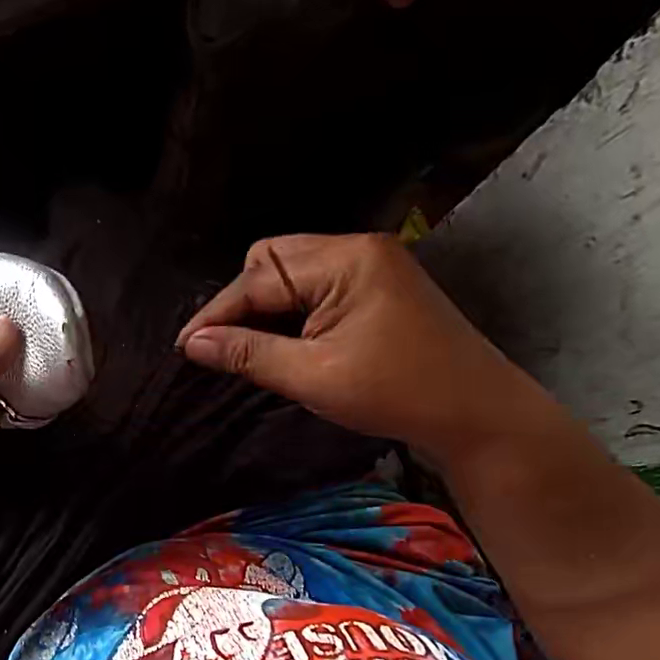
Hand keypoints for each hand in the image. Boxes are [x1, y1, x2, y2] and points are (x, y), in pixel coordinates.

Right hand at [177, 234, 558, 466]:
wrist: (475, 412)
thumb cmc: (395, 393)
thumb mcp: (312, 376)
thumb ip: (248, 354)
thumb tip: (194, 344)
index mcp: (346, 260)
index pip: (260, 278)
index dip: (217, 313)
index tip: (185, 347)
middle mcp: (358, 248)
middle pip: (273, 259)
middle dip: (241, 301)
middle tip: (222, 347)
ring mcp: (372, 264)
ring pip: (293, 272)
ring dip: (265, 307)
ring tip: (248, 348)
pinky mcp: (378, 286)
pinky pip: (315, 286)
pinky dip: (291, 311)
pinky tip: (283, 342)